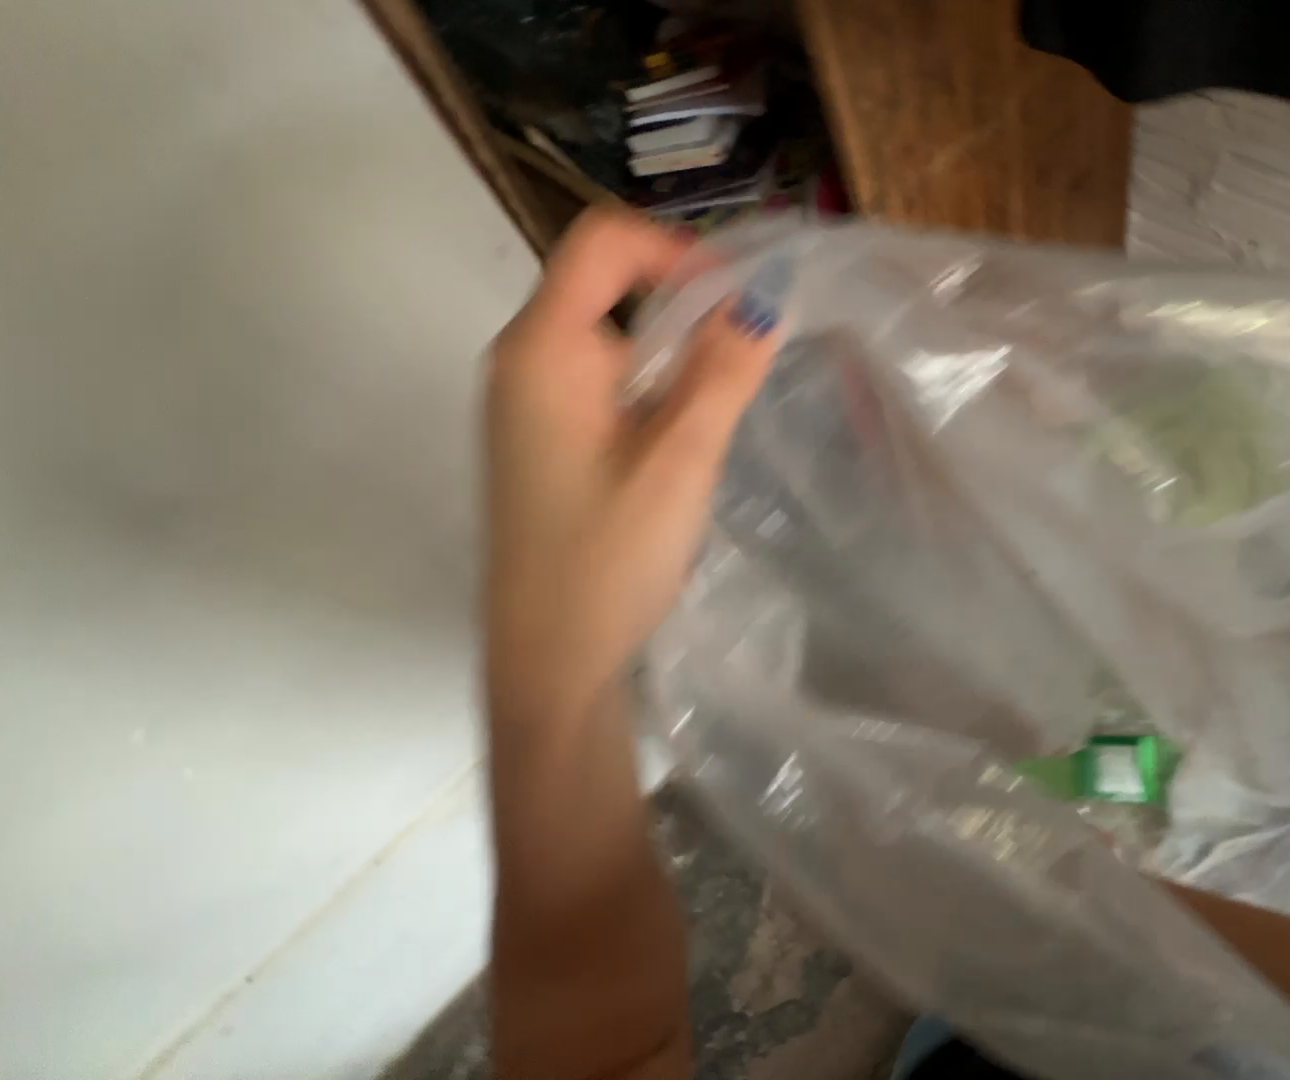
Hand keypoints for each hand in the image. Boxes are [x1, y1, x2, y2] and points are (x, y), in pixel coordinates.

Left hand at [482, 210, 779, 722]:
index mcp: (543, 351)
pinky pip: (605, 382)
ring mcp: (529, 403)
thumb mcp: (679, 462)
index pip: (602, 242)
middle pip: (606, 285)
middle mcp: (523, 361)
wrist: (549, 658)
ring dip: (675, 353)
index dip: (677, 249)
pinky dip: (653, 388)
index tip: (741, 300)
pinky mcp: (545, 439)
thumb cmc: (609, 560)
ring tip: (721, 410)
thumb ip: (724, 373)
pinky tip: (684, 441)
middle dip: (686, 305)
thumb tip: (766, 295)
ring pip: (612, 338)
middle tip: (747, 358)